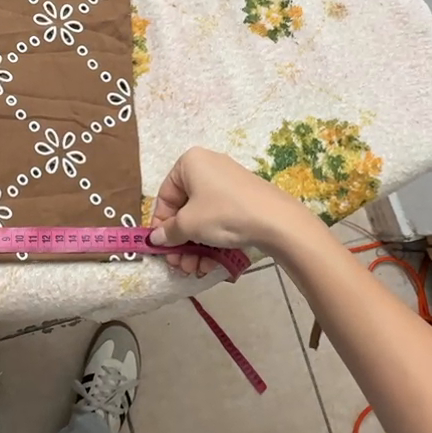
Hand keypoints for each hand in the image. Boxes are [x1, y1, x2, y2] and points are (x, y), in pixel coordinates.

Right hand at [148, 147, 324, 276]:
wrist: (276, 221)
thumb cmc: (223, 214)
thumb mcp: (189, 225)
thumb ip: (168, 232)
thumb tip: (155, 239)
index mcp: (189, 163)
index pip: (165, 196)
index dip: (160, 225)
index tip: (161, 248)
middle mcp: (207, 167)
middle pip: (184, 209)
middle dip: (180, 241)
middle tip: (179, 264)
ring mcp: (228, 183)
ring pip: (202, 217)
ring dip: (195, 246)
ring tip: (195, 269)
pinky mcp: (243, 198)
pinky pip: (219, 217)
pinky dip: (212, 239)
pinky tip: (210, 263)